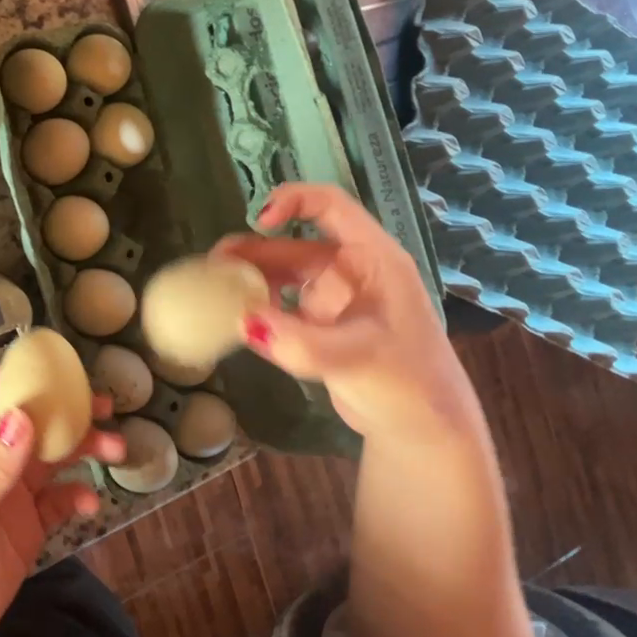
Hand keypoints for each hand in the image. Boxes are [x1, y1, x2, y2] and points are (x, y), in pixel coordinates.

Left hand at [0, 367, 125, 636]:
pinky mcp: (24, 536)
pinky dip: (77, 497)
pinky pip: (57, 504)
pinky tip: (92, 504)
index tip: (48, 374)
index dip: (4, 377)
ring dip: (80, 450)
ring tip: (116, 449)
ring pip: (48, 460)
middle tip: (104, 407)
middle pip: (25, 422)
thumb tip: (23, 415)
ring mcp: (5, 502)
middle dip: (61, 411)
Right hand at [213, 183, 475, 440]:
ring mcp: (334, 299)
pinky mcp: (320, 326)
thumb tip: (242, 321)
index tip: (258, 221)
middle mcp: (351, 271)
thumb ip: (301, 342)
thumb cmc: (409, 385)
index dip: (293, 201)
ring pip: (282, 275)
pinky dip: (257, 307)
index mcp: (374, 259)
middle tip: (212, 269)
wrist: (424, 436)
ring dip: (249, 279)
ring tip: (214, 293)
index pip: (331, 206)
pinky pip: (280, 306)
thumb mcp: (357, 359)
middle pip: (293, 245)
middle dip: (252, 251)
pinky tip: (234, 320)